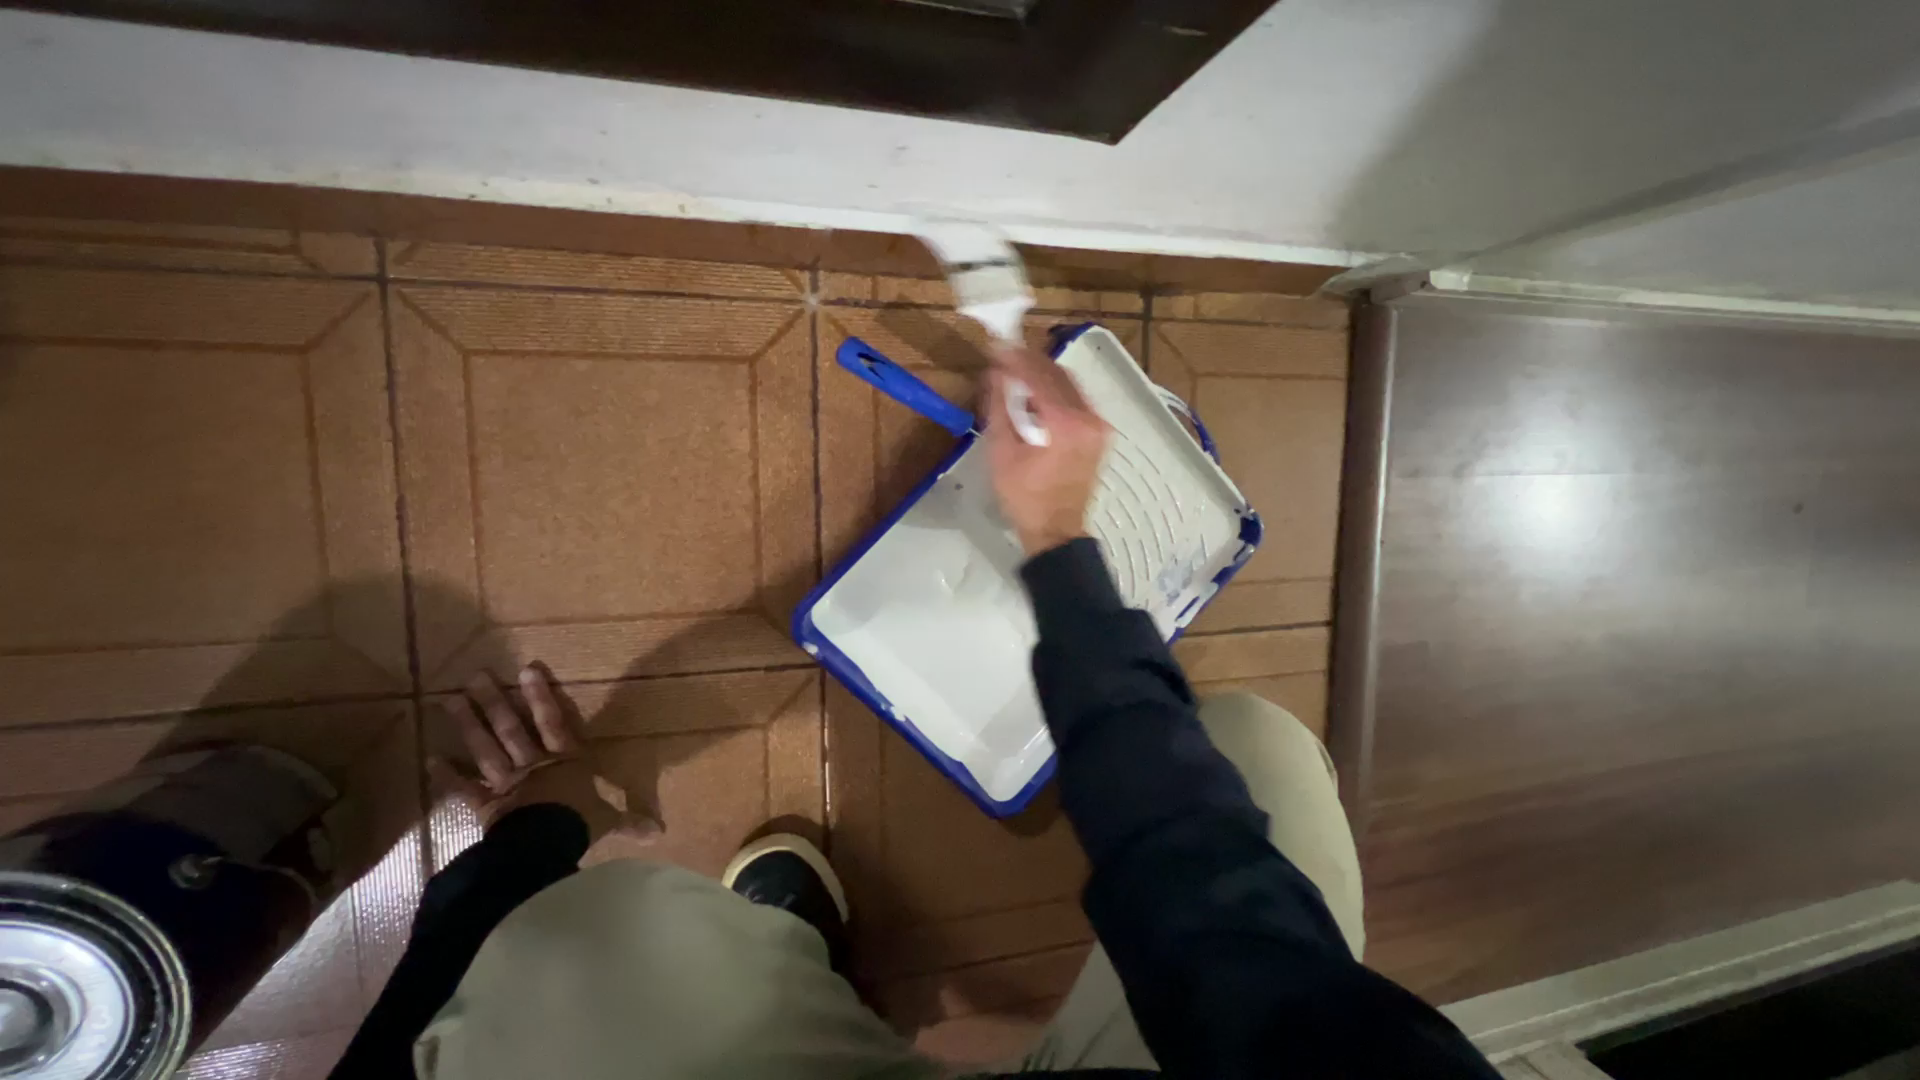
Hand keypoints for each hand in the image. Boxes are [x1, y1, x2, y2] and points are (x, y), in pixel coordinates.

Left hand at [430, 666, 649, 843]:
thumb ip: (630, 822)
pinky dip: (448, 775)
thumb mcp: (609, 820)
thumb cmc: (580, 822)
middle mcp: (534, 764)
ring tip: (450, 700)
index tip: (527, 669)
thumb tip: (661, 832)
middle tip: (475, 676)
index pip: (553, 721)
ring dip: (469, 724)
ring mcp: (507, 782)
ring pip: (486, 748)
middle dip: (494, 701)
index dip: (540, 695)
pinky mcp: (486, 805)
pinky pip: (464, 789)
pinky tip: (430, 758)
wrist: (546, 844)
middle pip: (511, 728)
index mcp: (566, 761)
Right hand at [983, 343, 1109, 555]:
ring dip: (1044, 376)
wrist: (1056, 530)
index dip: (1016, 358)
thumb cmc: (1023, 497)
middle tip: (1005, 356)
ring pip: (1070, 385)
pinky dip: (1056, 392)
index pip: (1039, 376)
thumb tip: (997, 372)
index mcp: (1065, 422)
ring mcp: (1099, 426)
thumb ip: (1000, 406)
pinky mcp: (1100, 434)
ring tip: (1018, 374)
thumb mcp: (1001, 451)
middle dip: (1031, 362)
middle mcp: (1089, 418)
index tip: (997, 346)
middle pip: (1058, 374)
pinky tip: (1037, 396)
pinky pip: (1078, 401)